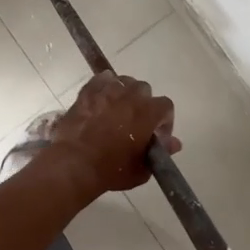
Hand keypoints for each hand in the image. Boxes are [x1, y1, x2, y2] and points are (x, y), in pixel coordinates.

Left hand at [40, 72, 178, 196]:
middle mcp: (131, 95)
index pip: (166, 106)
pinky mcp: (88, 90)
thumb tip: (174, 143)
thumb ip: (161, 152)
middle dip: (143, 104)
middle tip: (135, 122)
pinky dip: (104, 86)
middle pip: (144, 90)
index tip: (156, 134)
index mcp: (148, 112)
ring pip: (123, 82)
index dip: (164, 120)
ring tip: (116, 110)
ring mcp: (108, 90)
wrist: (75, 163)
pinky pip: (101, 80)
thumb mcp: (142, 169)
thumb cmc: (111, 169)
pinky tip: (101, 100)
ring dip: (124, 93)